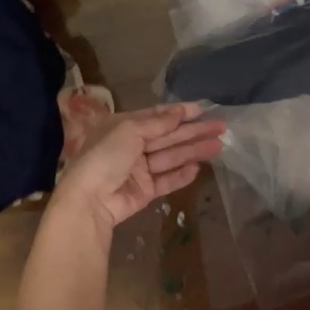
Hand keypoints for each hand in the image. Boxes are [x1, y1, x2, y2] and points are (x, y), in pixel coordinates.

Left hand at [55, 103, 226, 234]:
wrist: (88, 200)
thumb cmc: (105, 156)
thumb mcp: (129, 130)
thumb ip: (158, 122)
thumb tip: (180, 111)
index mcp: (124, 127)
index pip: (157, 116)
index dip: (181, 113)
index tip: (203, 109)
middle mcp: (132, 146)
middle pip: (169, 137)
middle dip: (194, 131)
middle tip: (221, 127)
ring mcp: (139, 170)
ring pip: (172, 157)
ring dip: (194, 151)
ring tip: (218, 146)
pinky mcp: (145, 191)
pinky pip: (166, 180)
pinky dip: (182, 174)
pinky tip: (198, 168)